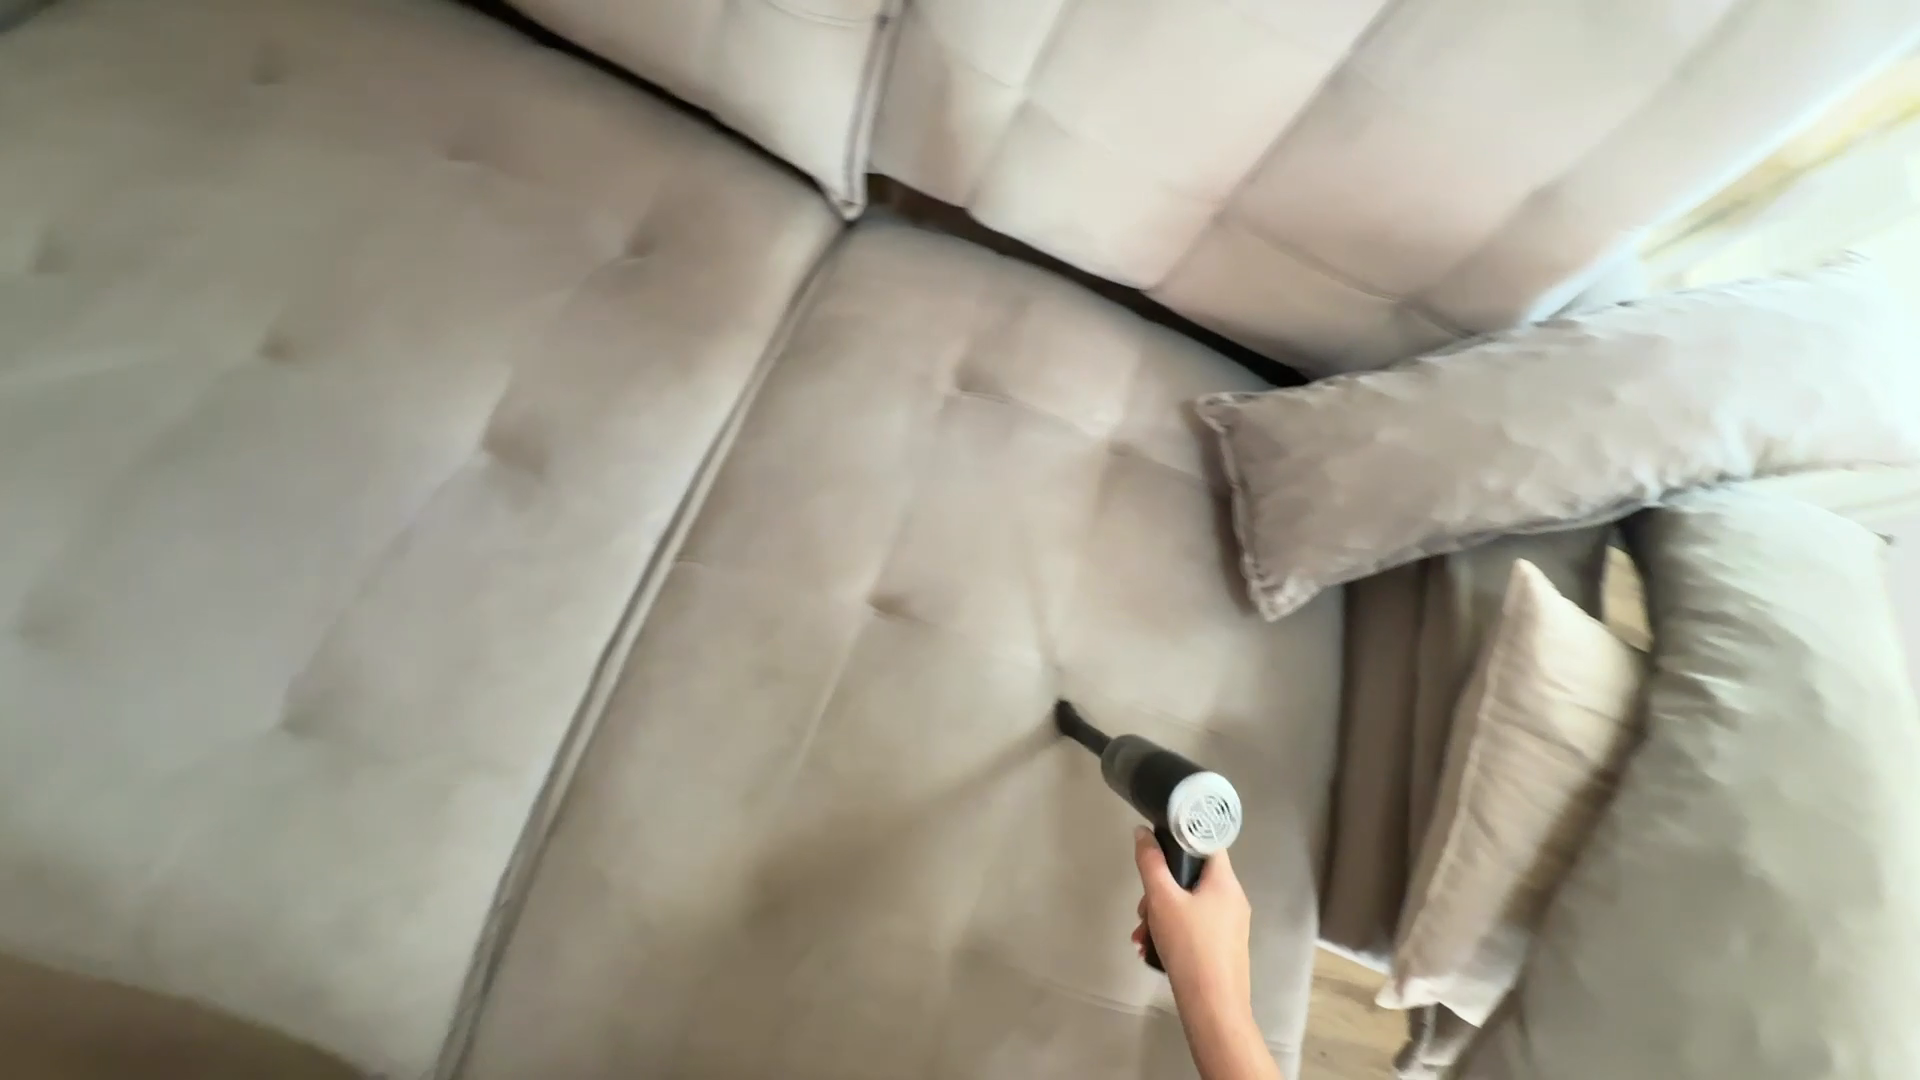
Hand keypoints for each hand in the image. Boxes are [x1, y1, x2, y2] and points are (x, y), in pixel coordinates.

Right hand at [1132, 826, 1252, 1023]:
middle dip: (1160, 888)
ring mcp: (1230, 925)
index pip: (1207, 841)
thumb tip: (1143, 833)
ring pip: (1189, 903)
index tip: (1157, 847)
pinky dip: (1172, 929)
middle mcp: (1233, 899)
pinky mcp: (1223, 946)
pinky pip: (1194, 924)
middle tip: (1143, 907)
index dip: (1181, 837)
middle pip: (1191, 876)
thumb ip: (1150, 862)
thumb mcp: (1161, 899)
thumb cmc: (1189, 946)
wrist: (1213, 1008)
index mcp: (1225, 882)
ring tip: (1142, 933)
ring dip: (1160, 912)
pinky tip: (1152, 948)